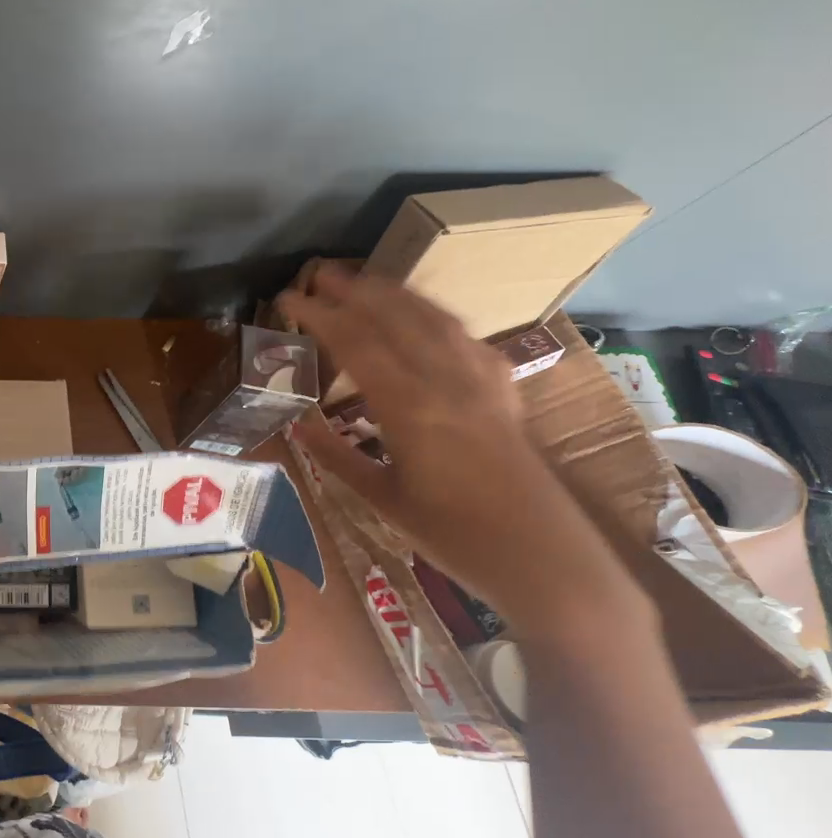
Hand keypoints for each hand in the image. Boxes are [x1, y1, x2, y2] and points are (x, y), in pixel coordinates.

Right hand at [278, 264, 630, 624]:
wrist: (550, 564)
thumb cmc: (455, 539)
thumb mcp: (383, 500)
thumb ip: (337, 457)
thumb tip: (296, 424)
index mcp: (410, 409)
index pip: (356, 343)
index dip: (320, 315)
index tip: (288, 297)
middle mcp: (448, 384)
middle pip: (397, 319)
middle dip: (357, 290)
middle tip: (320, 273)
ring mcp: (483, 385)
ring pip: (436, 321)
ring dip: (397, 295)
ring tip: (366, 280)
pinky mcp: (506, 395)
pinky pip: (468, 340)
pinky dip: (438, 319)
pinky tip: (427, 321)